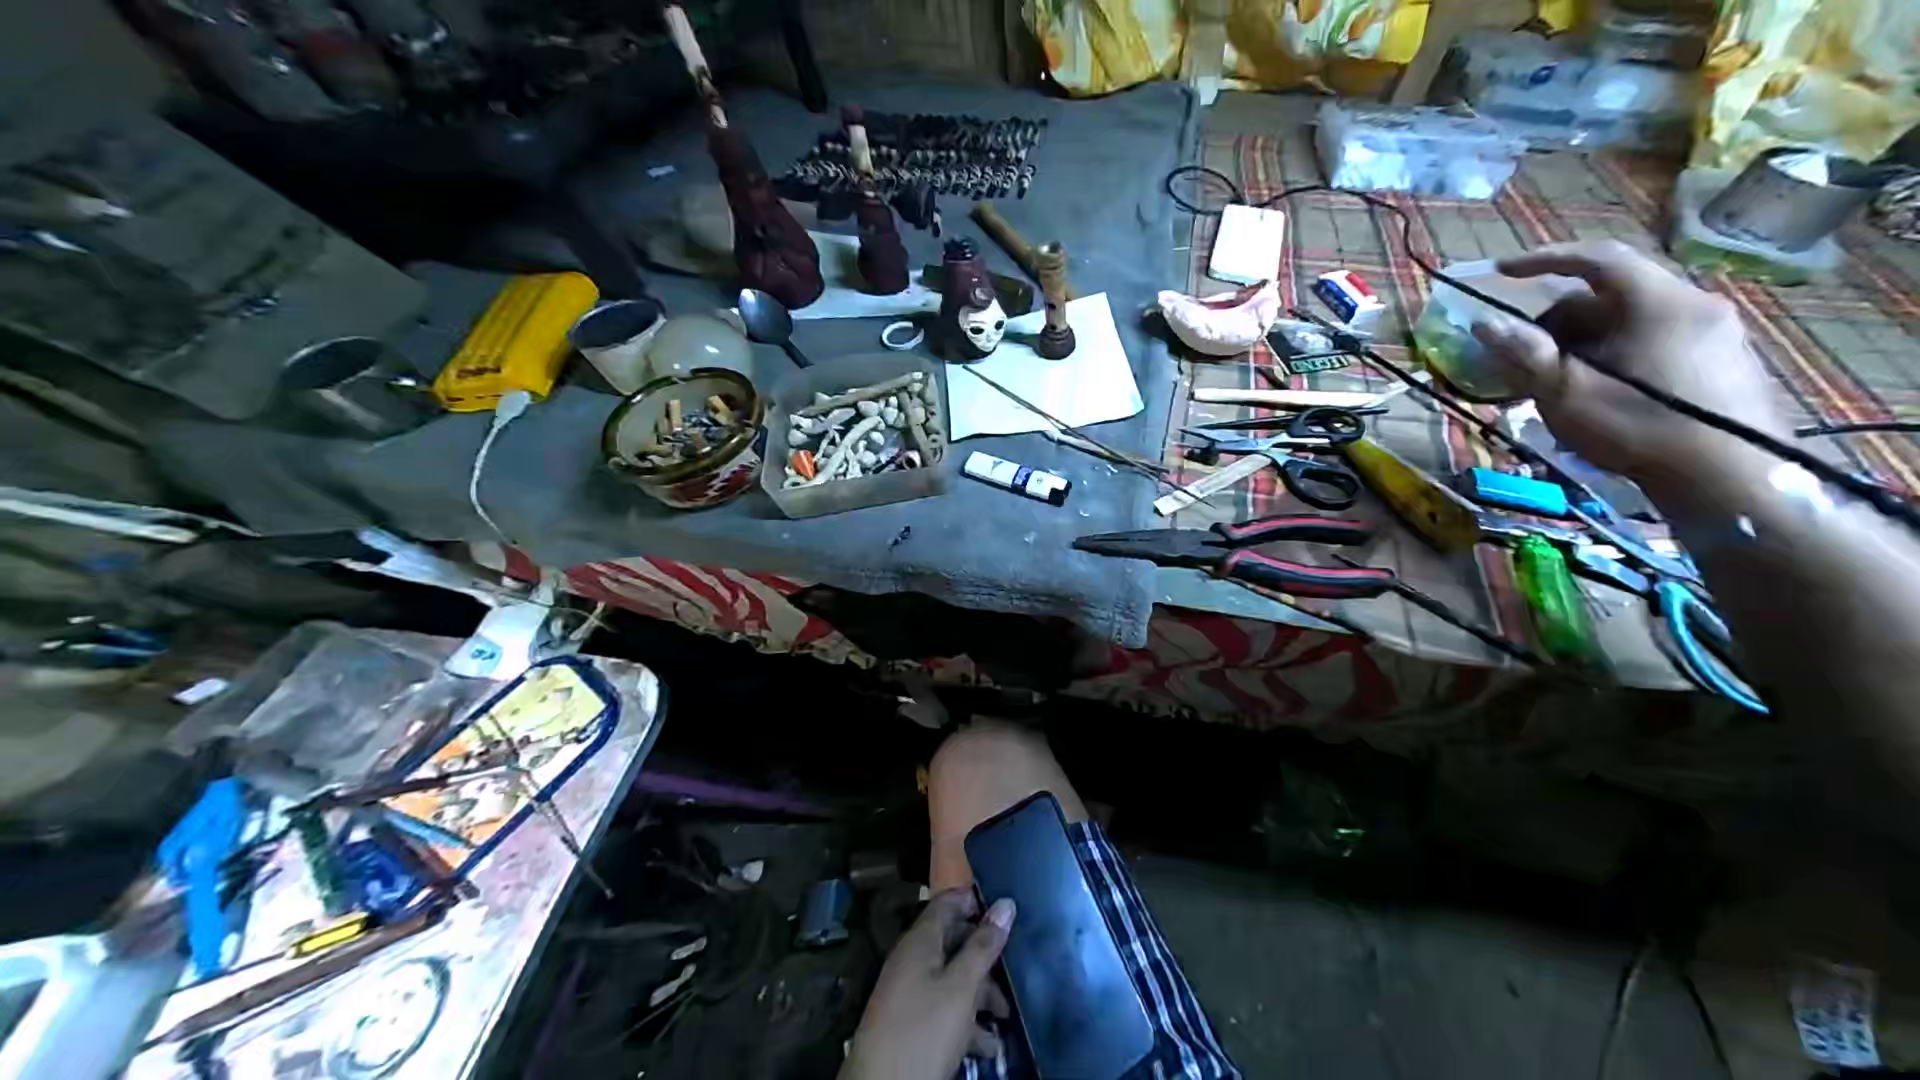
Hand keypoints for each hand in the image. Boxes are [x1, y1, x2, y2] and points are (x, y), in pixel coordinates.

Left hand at [840, 890, 1014, 1079]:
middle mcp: (913, 959)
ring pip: (952, 978)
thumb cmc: (924, 1029)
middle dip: (984, 957)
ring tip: (1004, 1018)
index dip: (974, 902)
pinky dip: (966, 1021)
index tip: (1005, 913)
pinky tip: (987, 1045)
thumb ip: (983, 946)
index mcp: (920, 941)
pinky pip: (944, 1008)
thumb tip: (1006, 903)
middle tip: (1012, 974)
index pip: (946, 902)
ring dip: (980, 995)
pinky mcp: (912, 1022)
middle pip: (953, 942)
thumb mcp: (961, 987)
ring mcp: (910, 991)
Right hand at [1471, 240, 1788, 495]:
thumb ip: (1524, 354)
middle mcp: (1692, 305)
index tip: (1502, 271)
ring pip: (1627, 321)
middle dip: (1555, 321)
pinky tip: (1591, 391)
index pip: (1599, 259)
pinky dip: (1609, 354)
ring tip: (1551, 382)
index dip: (1546, 259)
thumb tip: (1485, 324)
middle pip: (1608, 296)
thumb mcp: (1567, 392)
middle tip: (1521, 356)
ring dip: (1579, 342)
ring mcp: (1713, 332)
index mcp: (1658, 303)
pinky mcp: (1719, 359)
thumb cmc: (1638, 426)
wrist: (1728, 475)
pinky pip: (1650, 340)